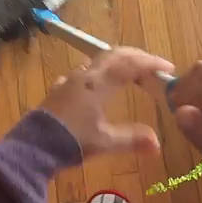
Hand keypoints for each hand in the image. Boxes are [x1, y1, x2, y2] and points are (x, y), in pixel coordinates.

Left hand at [40, 47, 172, 162]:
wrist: (33, 147)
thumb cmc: (71, 140)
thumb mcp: (105, 142)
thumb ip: (132, 140)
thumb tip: (157, 145)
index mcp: (98, 83)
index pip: (130, 64)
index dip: (150, 63)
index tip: (167, 68)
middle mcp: (84, 76)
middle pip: (114, 55)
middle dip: (135, 57)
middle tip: (152, 65)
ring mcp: (69, 81)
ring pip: (97, 62)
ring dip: (117, 63)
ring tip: (130, 74)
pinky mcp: (59, 91)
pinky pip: (83, 74)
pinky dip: (99, 74)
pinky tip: (97, 86)